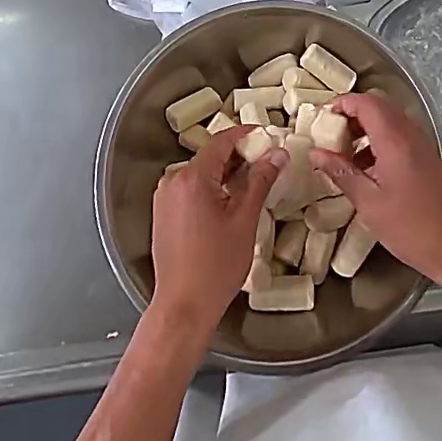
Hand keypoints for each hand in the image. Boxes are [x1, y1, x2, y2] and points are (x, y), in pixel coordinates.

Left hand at [149, 125, 283, 334]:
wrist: (184, 305)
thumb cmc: (216, 266)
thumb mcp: (245, 219)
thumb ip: (261, 181)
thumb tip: (277, 155)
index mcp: (192, 178)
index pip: (222, 142)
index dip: (247, 135)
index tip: (267, 135)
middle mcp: (173, 182)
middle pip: (211, 156)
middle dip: (240, 156)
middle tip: (267, 161)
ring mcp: (165, 198)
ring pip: (201, 173)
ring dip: (226, 174)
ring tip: (254, 183)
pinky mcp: (164, 213)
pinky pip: (191, 189)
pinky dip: (212, 188)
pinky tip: (231, 202)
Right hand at [308, 93, 441, 283]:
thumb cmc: (412, 228)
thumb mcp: (369, 202)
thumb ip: (342, 173)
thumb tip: (317, 153)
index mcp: (395, 141)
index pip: (366, 103)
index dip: (341, 104)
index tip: (321, 118)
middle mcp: (410, 136)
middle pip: (378, 106)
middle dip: (351, 114)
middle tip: (329, 134)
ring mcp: (421, 146)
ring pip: (388, 121)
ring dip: (364, 128)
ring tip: (343, 152)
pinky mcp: (425, 159)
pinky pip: (398, 137)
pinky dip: (377, 142)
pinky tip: (365, 168)